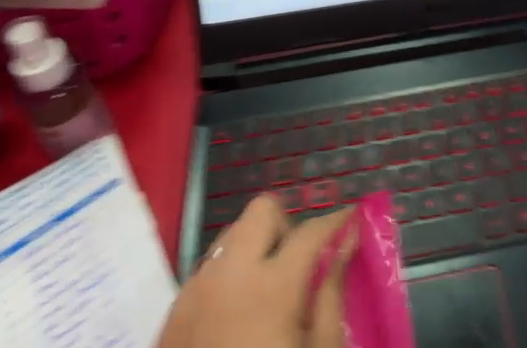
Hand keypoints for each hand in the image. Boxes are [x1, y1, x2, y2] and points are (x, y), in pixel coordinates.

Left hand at [159, 196, 355, 347]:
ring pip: (231, 236)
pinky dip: (230, 275)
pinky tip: (239, 316)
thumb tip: (346, 241)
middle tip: (302, 264)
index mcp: (270, 286)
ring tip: (269, 292)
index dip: (337, 221)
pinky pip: (208, 268)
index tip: (352, 221)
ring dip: (256, 248)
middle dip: (288, 227)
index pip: (311, 231)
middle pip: (262, 211)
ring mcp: (195, 290)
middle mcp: (228, 274)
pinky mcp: (173, 312)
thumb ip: (331, 292)